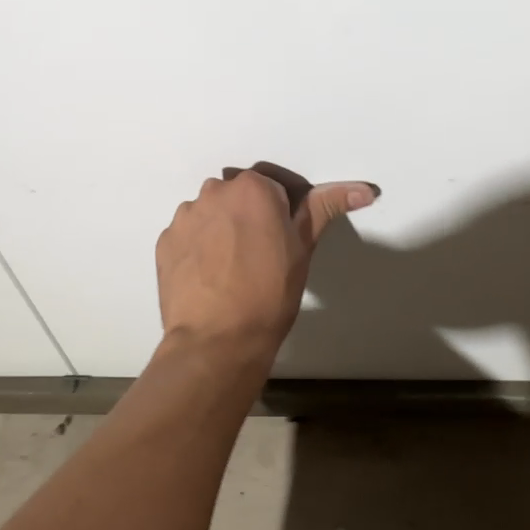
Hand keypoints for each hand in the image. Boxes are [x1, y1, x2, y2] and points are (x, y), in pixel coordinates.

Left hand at [155, 163, 377, 359]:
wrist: (217, 341)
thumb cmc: (269, 293)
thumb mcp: (304, 248)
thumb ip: (327, 208)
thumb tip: (365, 189)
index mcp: (252, 187)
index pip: (272, 187)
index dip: (281, 214)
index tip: (283, 241)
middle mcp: (213, 192)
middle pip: (237, 197)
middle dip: (248, 218)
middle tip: (260, 256)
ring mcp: (185, 217)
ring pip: (211, 215)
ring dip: (221, 231)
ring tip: (232, 271)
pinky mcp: (165, 242)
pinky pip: (188, 236)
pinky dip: (198, 250)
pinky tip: (210, 278)